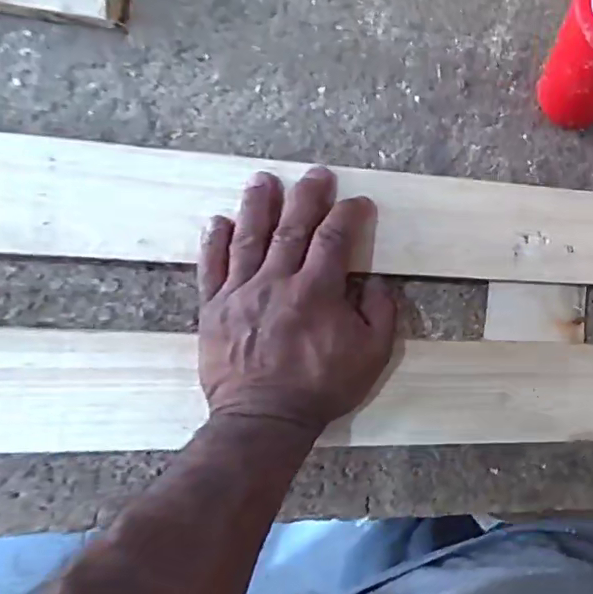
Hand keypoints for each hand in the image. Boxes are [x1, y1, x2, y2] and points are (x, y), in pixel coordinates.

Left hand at [197, 167, 398, 434]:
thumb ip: (381, 312)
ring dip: (258, 206)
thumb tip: (378, 282)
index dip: (349, 216)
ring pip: (249, 239)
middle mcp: (277, 283)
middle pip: (292, 229)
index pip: (335, 239)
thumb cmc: (324, 385)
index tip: (359, 202)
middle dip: (307, 197)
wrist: (262, 419)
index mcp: (317, 291)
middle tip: (315, 174)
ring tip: (263, 180)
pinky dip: (215, 242)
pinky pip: (212, 268)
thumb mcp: (373, 352)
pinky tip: (219, 220)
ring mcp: (240, 294)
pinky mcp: (213, 310)